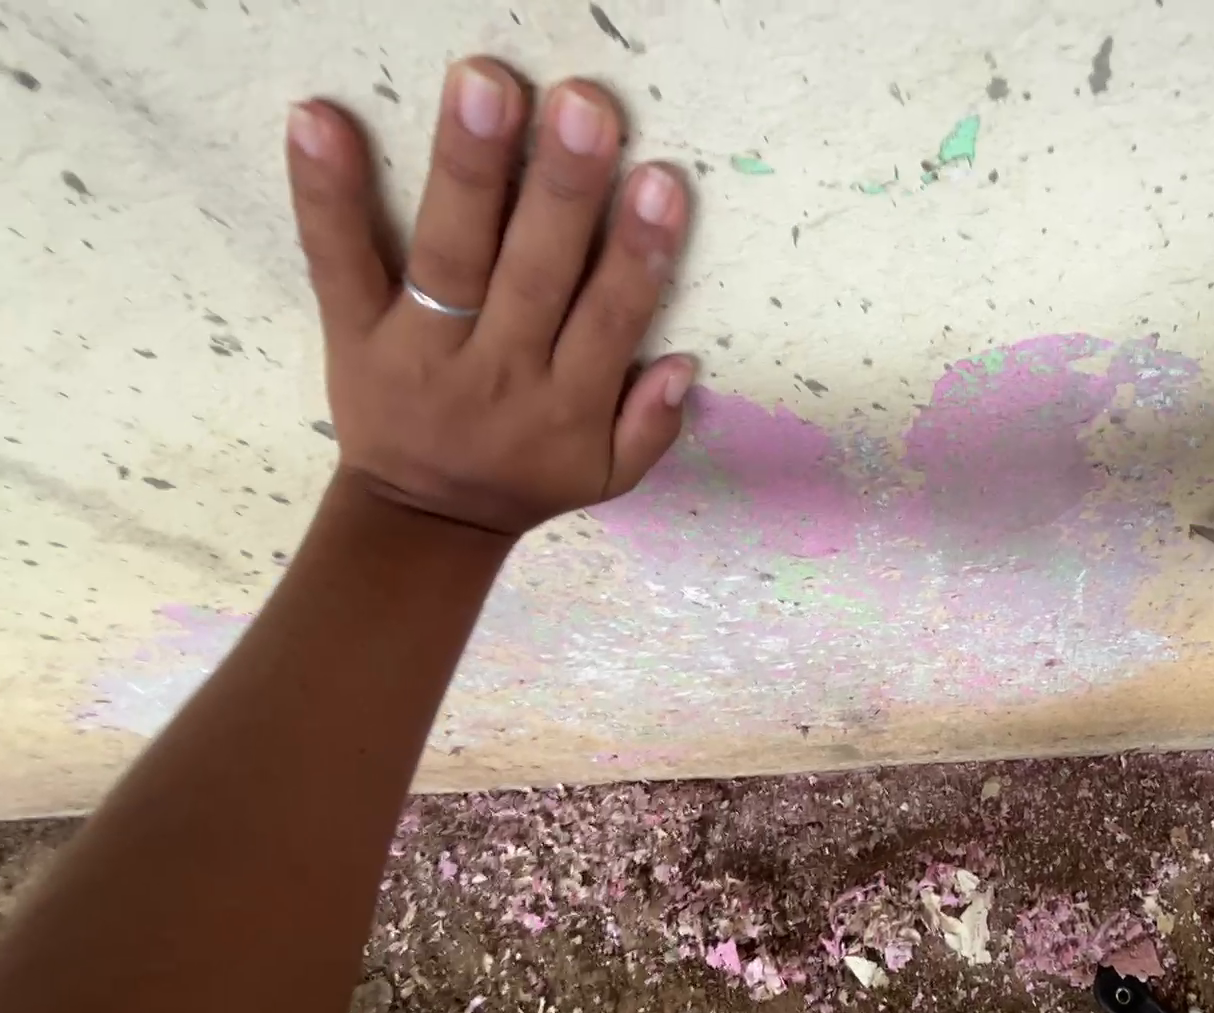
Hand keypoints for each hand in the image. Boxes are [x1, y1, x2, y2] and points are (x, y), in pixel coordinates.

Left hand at [286, 58, 694, 535]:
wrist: (426, 515)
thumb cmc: (531, 481)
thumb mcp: (612, 478)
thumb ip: (653, 427)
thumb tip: (684, 364)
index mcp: (567, 405)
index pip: (610, 320)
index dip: (637, 255)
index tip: (660, 184)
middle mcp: (499, 370)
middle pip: (536, 275)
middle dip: (563, 191)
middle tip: (585, 107)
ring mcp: (420, 347)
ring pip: (450, 256)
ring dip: (469, 170)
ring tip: (487, 87)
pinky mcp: (352, 331)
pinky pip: (338, 261)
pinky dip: (324, 194)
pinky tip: (321, 119)